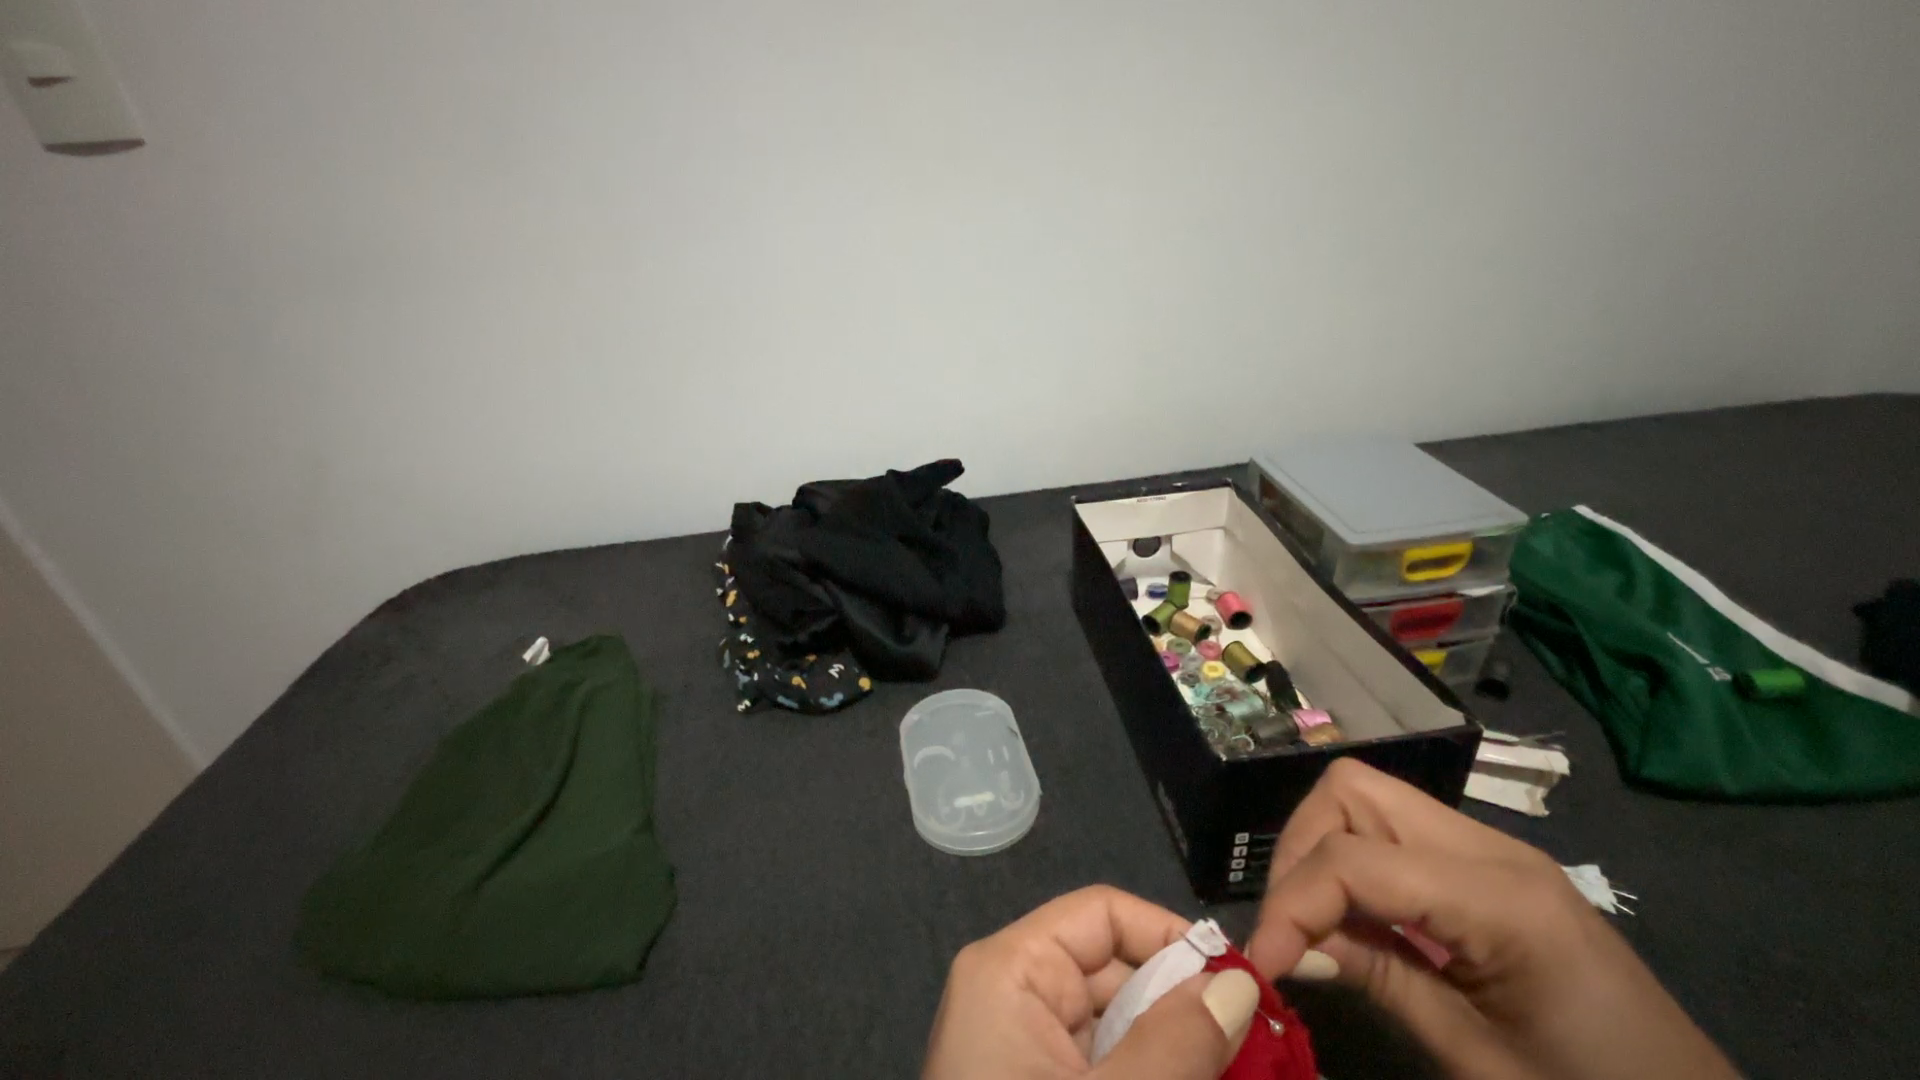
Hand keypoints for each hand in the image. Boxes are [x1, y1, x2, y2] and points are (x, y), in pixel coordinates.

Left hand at [923, 885, 1259, 1079]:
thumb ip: (1177, 1043)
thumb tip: (1237, 983)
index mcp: (1013, 970)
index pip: (1103, 915)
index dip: (1173, 938)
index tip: (1243, 987)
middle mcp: (1017, 995)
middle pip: (1119, 970)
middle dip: (1191, 1007)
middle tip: (1269, 1049)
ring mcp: (1026, 1048)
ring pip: (1123, 1026)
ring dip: (1183, 1052)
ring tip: (1252, 1072)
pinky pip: (1110, 1067)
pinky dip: (1156, 1076)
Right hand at [1247, 759, 1737, 1079]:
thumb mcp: (1477, 1058)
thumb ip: (1379, 980)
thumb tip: (1288, 947)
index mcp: (1500, 899)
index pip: (1353, 859)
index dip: (1288, 904)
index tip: (1259, 962)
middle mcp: (1491, 849)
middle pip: (1352, 791)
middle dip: (1299, 852)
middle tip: (1288, 929)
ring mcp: (1492, 850)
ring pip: (1366, 800)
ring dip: (1320, 851)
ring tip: (1312, 925)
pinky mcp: (1488, 866)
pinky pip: (1394, 834)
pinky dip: (1353, 864)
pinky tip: (1353, 924)